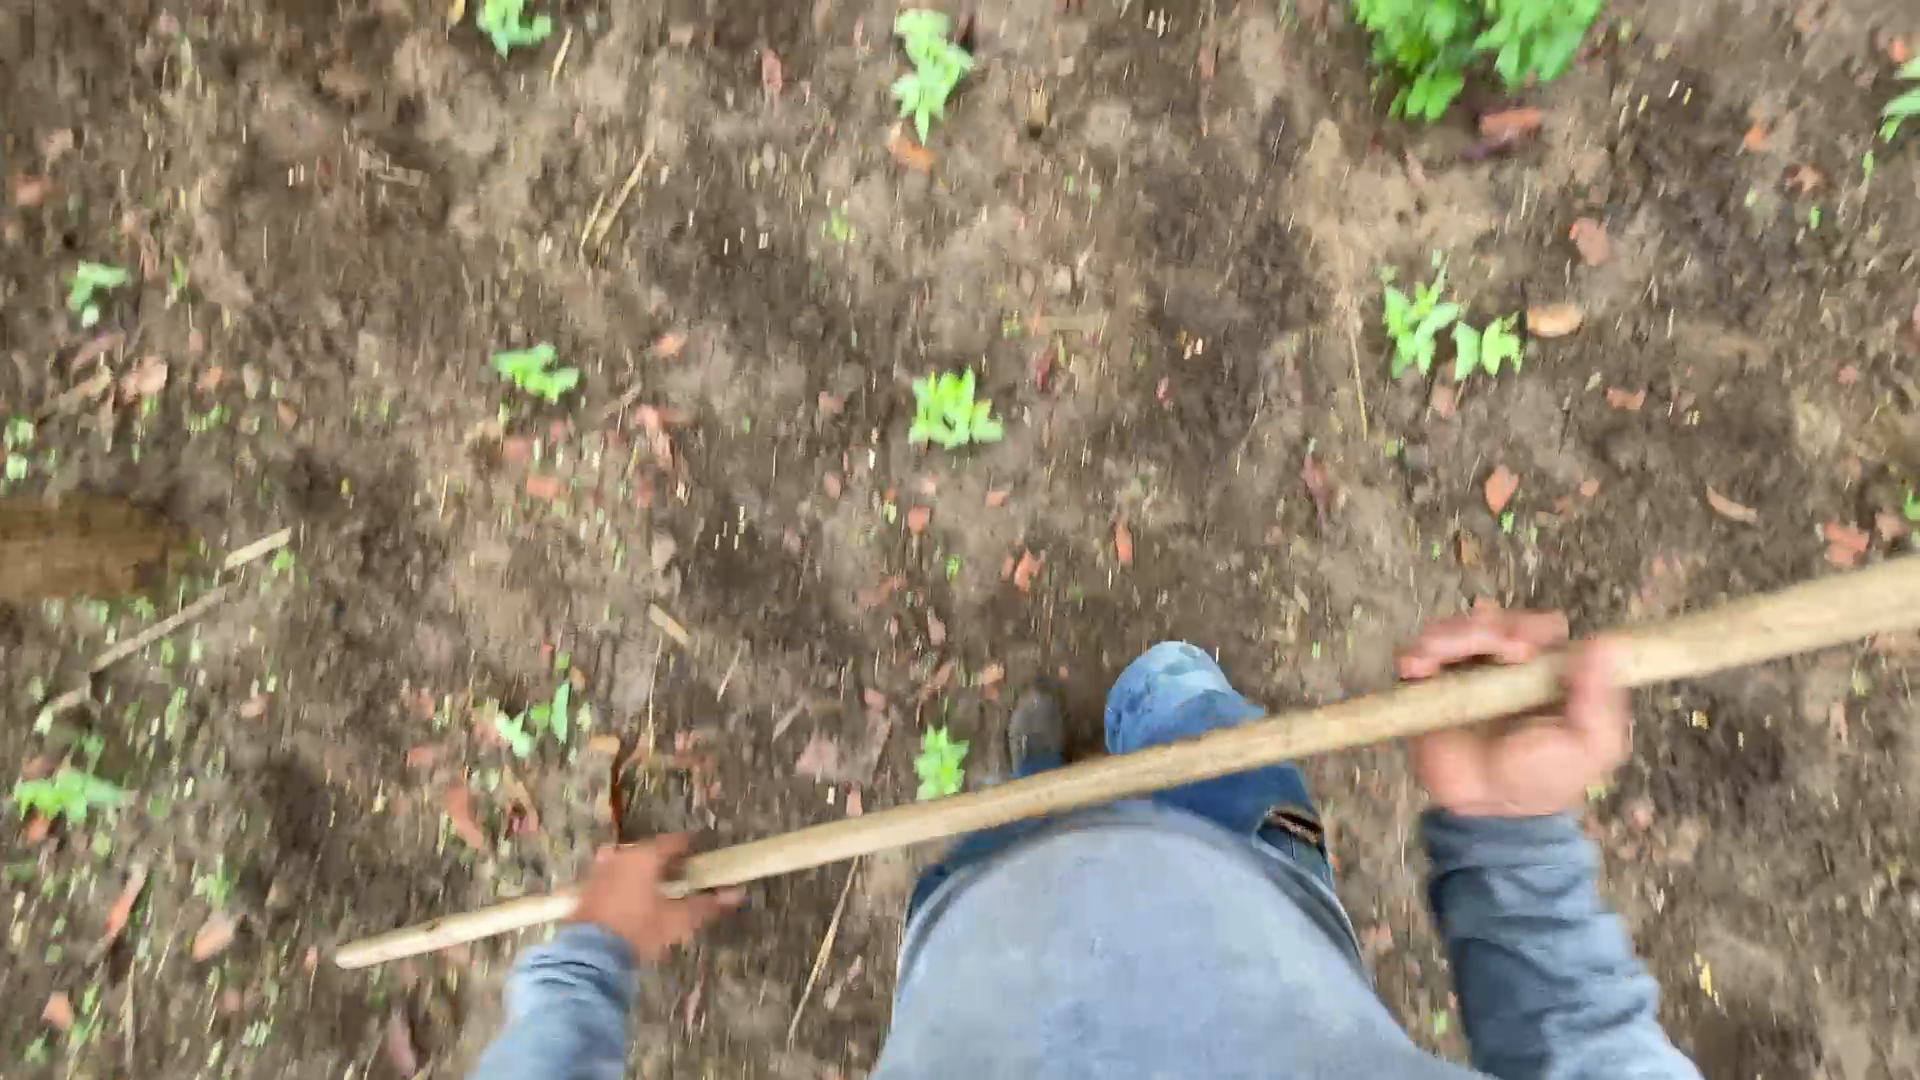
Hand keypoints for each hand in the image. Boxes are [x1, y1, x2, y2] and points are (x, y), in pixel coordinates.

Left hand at [569, 835, 743, 962]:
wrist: (587, 957)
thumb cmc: (639, 929)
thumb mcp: (678, 920)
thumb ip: (708, 905)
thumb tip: (738, 894)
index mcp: (647, 855)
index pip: (675, 841)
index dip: (690, 848)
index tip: (699, 858)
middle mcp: (623, 856)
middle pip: (649, 851)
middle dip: (663, 862)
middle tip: (678, 879)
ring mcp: (601, 872)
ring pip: (627, 864)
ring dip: (641, 873)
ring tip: (653, 893)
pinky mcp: (585, 891)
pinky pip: (610, 880)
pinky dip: (622, 886)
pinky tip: (628, 905)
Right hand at [1396, 609, 1630, 817]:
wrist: (1488, 809)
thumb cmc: (1544, 778)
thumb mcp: (1589, 744)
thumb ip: (1599, 697)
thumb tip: (1605, 642)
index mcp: (1543, 671)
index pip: (1536, 628)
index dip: (1527, 626)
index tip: (1521, 647)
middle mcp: (1499, 664)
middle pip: (1488, 621)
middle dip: (1481, 627)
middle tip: (1485, 645)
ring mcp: (1460, 673)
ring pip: (1447, 632)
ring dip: (1445, 636)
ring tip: (1438, 654)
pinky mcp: (1424, 687)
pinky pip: (1411, 658)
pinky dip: (1411, 655)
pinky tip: (1415, 667)